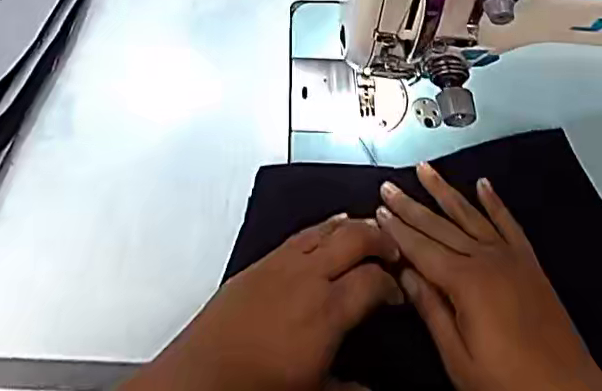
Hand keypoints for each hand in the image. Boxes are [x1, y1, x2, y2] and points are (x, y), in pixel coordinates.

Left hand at [124, 214, 400, 390]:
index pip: (373, 281)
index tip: (400, 293)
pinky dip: (324, 227)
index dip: (393, 284)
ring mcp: (284, 263)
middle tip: (396, 250)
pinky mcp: (264, 261)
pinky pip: (302, 233)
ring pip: (328, 229)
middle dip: (380, 240)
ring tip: (371, 230)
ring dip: (354, 227)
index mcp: (326, 311)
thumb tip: (370, 387)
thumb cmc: (256, 386)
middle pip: (355, 239)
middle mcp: (308, 277)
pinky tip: (331, 229)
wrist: (202, 376)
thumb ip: (348, 386)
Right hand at [377, 164, 601, 390]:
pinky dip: (494, 202)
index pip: (421, 247)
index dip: (397, 229)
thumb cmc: (512, 385)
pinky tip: (483, 184)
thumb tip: (407, 275)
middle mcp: (487, 260)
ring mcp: (510, 257)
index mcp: (467, 282)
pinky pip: (508, 223)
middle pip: (440, 225)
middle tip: (389, 187)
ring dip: (445, 191)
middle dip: (411, 205)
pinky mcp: (530, 263)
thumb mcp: (459, 359)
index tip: (379, 211)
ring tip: (425, 169)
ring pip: (470, 214)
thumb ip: (431, 311)